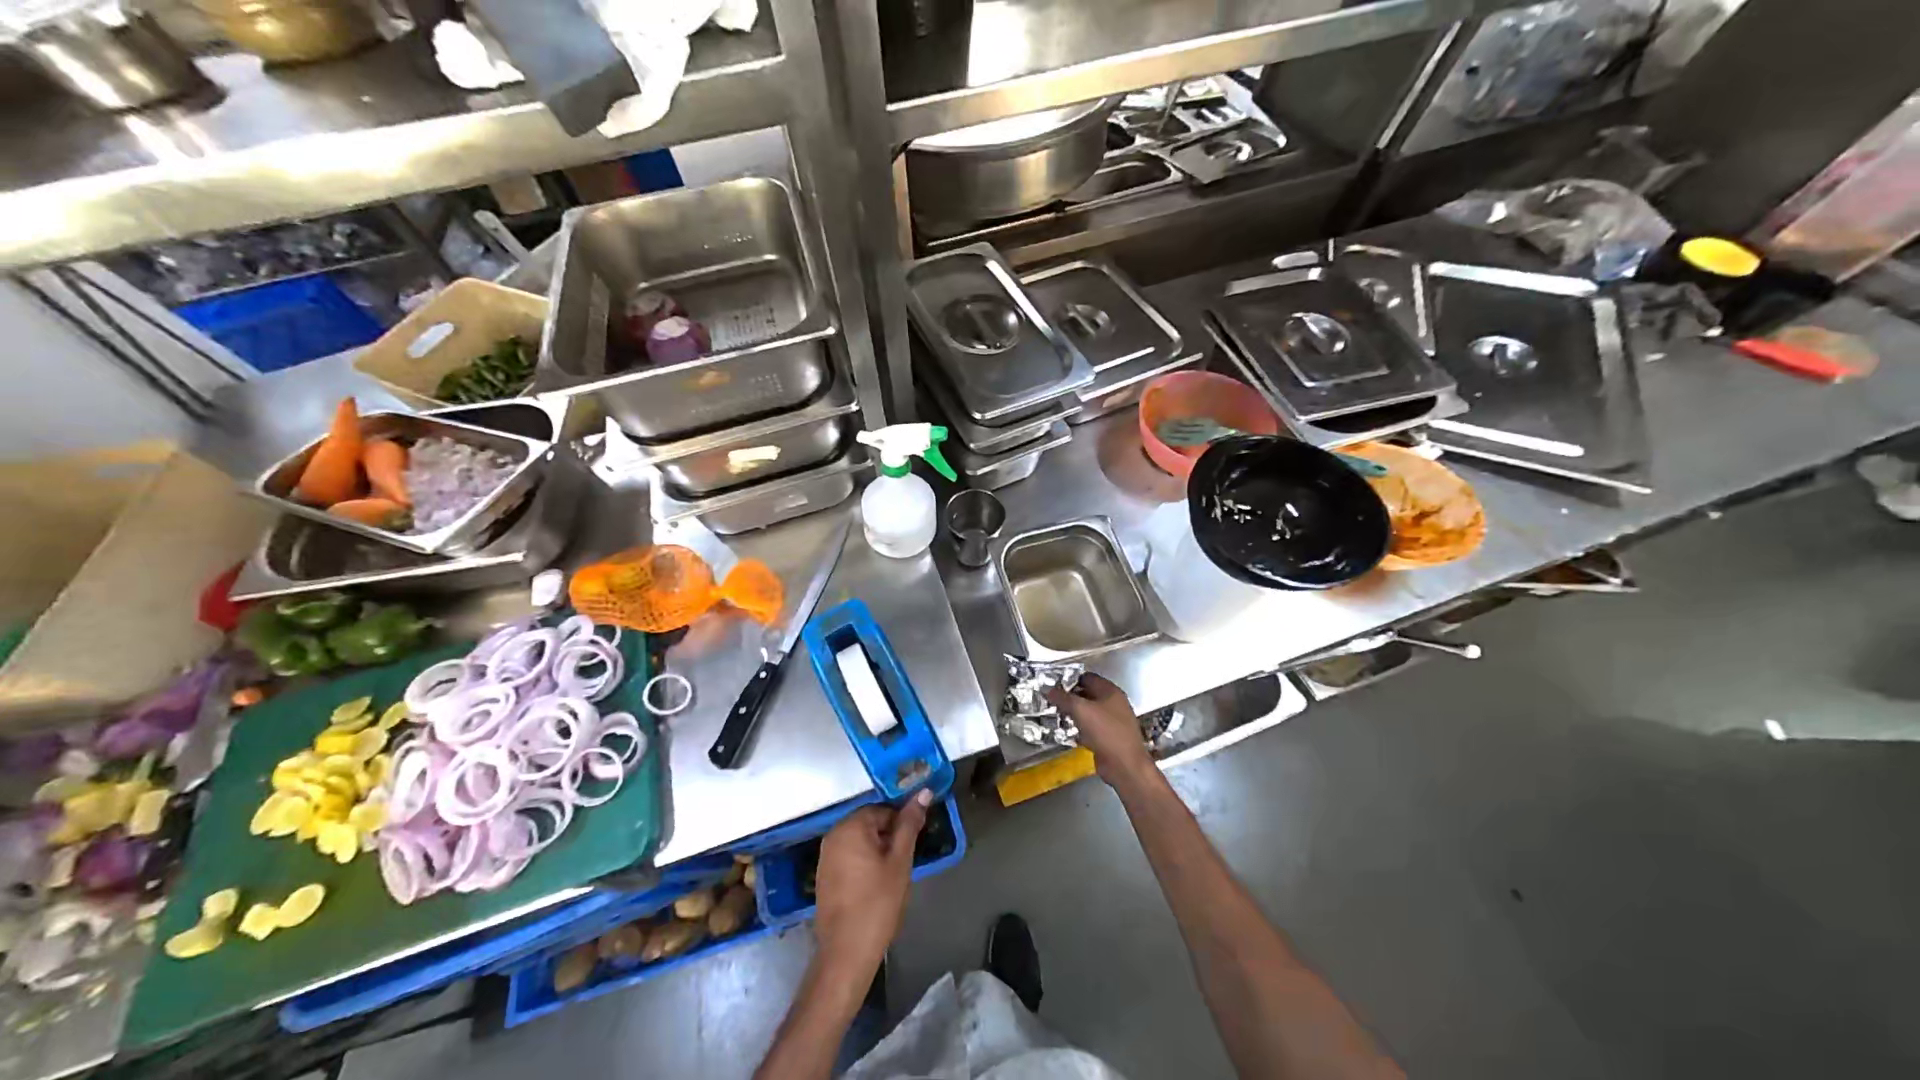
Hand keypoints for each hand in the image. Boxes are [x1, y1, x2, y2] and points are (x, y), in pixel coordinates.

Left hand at [812, 791, 931, 975]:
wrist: (847, 951)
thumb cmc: (878, 903)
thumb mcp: (900, 861)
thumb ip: (910, 824)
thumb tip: (923, 792)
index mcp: (850, 826)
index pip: (883, 809)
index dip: (901, 824)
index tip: (913, 845)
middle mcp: (833, 835)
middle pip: (869, 823)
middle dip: (888, 837)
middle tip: (904, 862)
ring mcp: (825, 856)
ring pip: (859, 841)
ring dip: (876, 850)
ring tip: (892, 874)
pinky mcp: (823, 875)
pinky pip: (848, 856)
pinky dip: (863, 863)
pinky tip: (875, 884)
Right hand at [1044, 673, 1154, 787]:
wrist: (1124, 765)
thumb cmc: (1106, 732)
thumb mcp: (1081, 710)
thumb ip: (1063, 698)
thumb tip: (1048, 690)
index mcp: (1111, 692)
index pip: (1088, 678)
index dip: (1070, 679)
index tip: (1053, 684)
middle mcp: (1114, 704)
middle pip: (1088, 695)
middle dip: (1070, 697)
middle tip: (1051, 700)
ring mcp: (1112, 722)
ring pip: (1088, 713)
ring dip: (1073, 714)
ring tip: (1055, 715)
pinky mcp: (1108, 738)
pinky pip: (1090, 728)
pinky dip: (1079, 729)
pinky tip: (1066, 732)